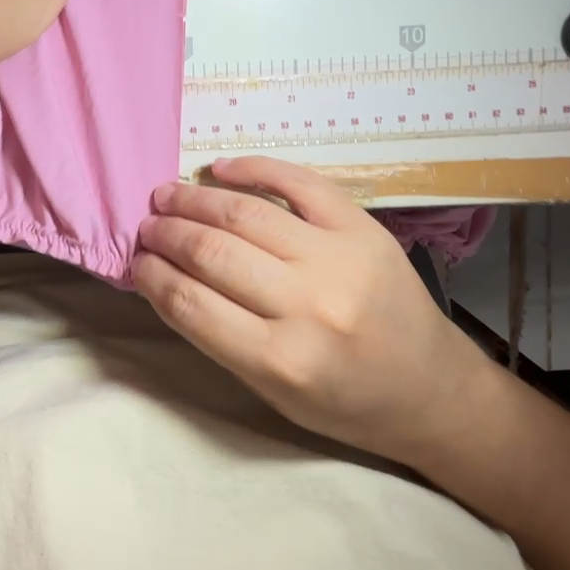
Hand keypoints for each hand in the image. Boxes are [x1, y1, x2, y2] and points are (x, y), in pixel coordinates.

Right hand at [133, 157, 490, 465]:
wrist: (433, 390)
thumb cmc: (343, 401)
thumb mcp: (270, 389)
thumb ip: (216, 332)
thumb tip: (162, 273)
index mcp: (281, 360)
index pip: (190, 302)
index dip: (151, 275)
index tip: (136, 261)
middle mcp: (309, 306)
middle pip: (211, 252)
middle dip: (166, 234)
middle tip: (146, 226)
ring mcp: (339, 260)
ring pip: (244, 213)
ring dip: (194, 199)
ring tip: (167, 196)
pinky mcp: (363, 228)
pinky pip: (299, 182)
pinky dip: (253, 169)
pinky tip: (221, 169)